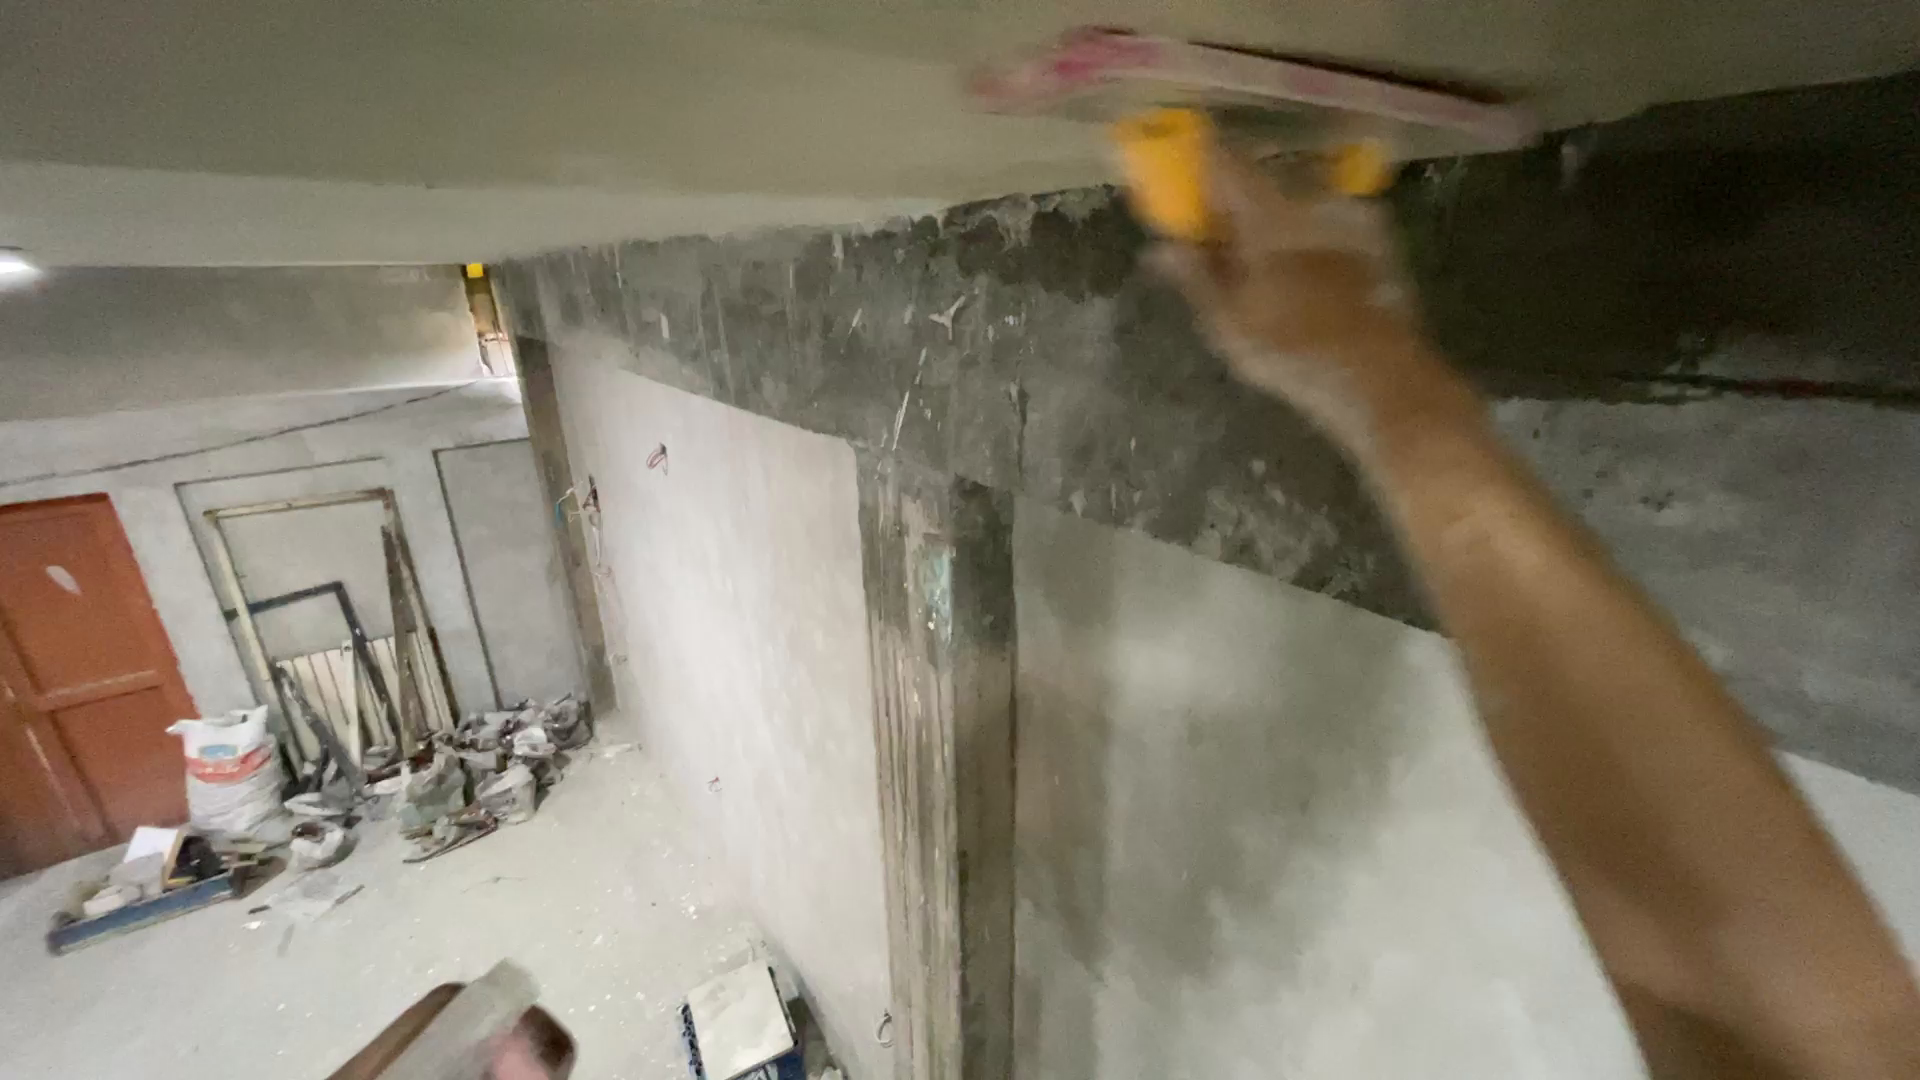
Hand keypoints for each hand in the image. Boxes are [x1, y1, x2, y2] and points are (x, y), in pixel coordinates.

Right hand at [1147, 145, 1467, 449]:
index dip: (1196, 167)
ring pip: (1294, 204)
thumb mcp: (1227, 321)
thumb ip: (1193, 275)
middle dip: (1230, 204)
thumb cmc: (1291, 350)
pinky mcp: (1376, 240)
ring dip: (1267, 223)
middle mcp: (1314, 198)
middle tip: (1209, 239)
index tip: (1175, 183)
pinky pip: (1323, 223)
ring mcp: (1351, 216)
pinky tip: (1294, 276)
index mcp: (1271, 212)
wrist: (1377, 375)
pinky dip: (1300, 238)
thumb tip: (1158, 248)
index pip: (1226, 163)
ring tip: (1251, 265)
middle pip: (1260, 183)